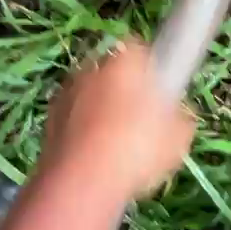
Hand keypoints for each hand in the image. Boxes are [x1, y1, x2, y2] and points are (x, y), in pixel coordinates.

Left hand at [41, 42, 195, 198]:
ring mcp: (68, 87)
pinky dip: (81, 124)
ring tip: (115, 142)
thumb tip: (177, 114)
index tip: (160, 92)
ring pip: (91, 91)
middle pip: (114, 70)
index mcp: (127, 60)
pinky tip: (93, 152)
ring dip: (100, 106)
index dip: (152, 70)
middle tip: (141, 119)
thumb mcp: (178, 138)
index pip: (142, 50)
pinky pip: (73, 112)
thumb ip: (181, 116)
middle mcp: (94, 65)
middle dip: (125, 87)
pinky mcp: (50, 112)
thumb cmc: (136, 150)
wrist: (82, 179)